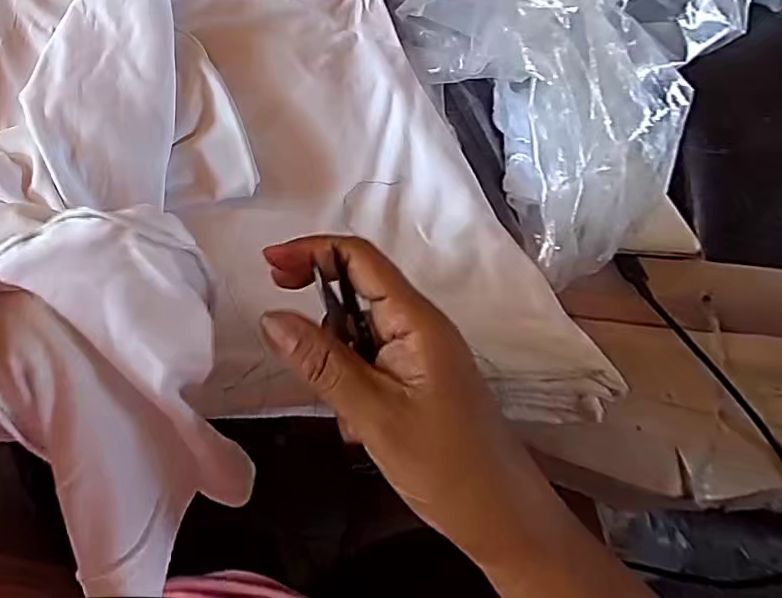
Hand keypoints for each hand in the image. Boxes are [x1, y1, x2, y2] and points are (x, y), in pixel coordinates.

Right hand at [259, 235, 647, 597]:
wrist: (512, 532)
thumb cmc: (450, 470)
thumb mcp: (373, 414)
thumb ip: (320, 361)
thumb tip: (269, 317)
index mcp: (415, 320)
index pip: (358, 257)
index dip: (310, 250)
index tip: (269, 264)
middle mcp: (417, 325)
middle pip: (354, 283)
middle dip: (313, 293)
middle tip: (278, 309)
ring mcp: (417, 350)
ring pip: (355, 322)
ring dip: (330, 347)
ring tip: (332, 398)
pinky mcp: (414, 374)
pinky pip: (366, 352)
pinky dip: (345, 371)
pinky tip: (350, 416)